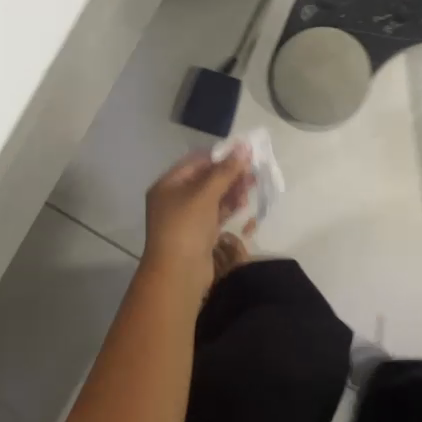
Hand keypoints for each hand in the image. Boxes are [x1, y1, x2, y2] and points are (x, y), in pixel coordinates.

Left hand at [141, 147, 252, 291]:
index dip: (221, 155)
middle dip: (229, 174)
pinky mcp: (198, 234)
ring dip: (232, 190)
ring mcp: (186, 217)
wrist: (178, 274)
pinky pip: (215, 214)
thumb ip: (225, 171)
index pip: (196, 161)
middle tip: (253, 172)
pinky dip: (228, 207)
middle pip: (206, 179)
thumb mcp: (205, 194)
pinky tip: (243, 203)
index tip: (245, 153)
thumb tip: (243, 147)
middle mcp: (175, 198)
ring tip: (252, 186)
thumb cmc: (186, 227)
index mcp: (168, 184)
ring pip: (213, 197)